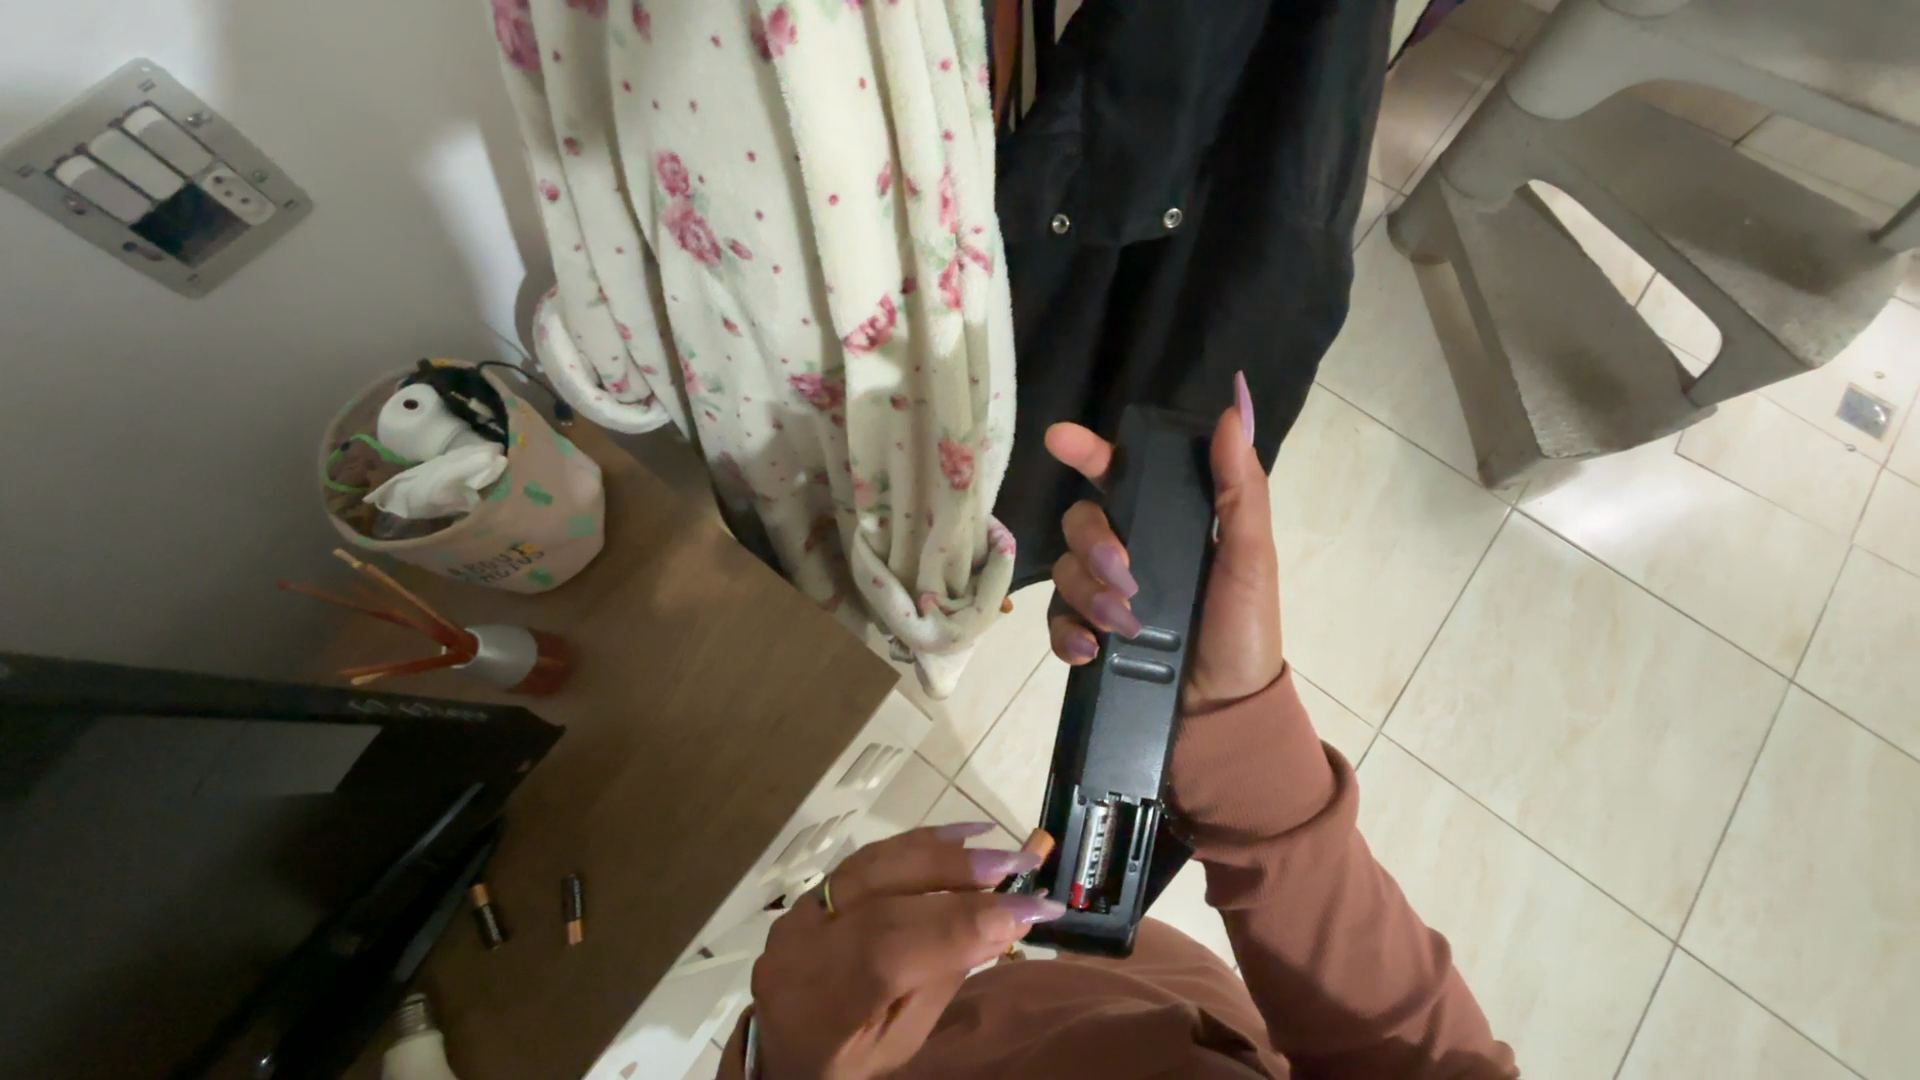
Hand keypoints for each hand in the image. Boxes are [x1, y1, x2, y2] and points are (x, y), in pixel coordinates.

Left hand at [750, 824, 1065, 1078]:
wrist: (780, 1045)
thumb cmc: (848, 1057)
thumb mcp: (900, 1040)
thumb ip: (942, 978)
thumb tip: (1002, 921)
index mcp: (821, 1004)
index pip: (889, 950)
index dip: (958, 924)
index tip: (1026, 911)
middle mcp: (804, 945)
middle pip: (882, 894)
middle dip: (958, 875)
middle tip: (1021, 865)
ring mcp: (804, 908)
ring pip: (875, 862)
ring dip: (942, 850)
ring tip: (996, 846)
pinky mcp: (815, 885)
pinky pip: (869, 854)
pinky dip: (917, 842)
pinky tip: (958, 835)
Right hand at [1045, 373, 1284, 713]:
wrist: (1226, 711)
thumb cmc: (1244, 628)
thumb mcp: (1253, 557)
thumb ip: (1241, 488)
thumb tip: (1233, 412)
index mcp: (1165, 523)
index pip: (1119, 475)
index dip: (1088, 451)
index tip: (1060, 439)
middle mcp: (1129, 551)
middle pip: (1081, 522)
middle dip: (1093, 544)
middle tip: (1124, 575)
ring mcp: (1104, 595)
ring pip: (1066, 572)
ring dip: (1088, 594)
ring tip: (1123, 627)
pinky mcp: (1088, 636)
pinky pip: (1057, 622)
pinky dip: (1068, 633)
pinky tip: (1091, 650)